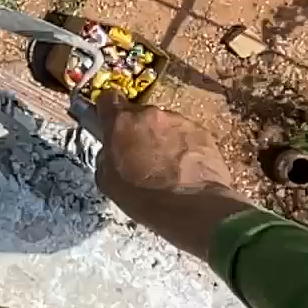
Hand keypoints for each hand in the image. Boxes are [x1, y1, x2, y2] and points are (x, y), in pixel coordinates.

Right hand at [92, 95, 238, 200]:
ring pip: (164, 124)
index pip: (108, 98)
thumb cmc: (144, 197)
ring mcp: (178, 120)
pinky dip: (184, 146)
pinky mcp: (202, 132)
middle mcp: (148, 113)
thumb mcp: (107, 179)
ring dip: (162, 138)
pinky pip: (186, 134)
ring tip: (167, 165)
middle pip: (139, 114)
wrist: (192, 208)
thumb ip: (105, 154)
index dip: (108, 110)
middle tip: (141, 155)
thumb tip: (111, 150)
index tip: (110, 122)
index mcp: (120, 121)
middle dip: (138, 130)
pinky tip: (185, 168)